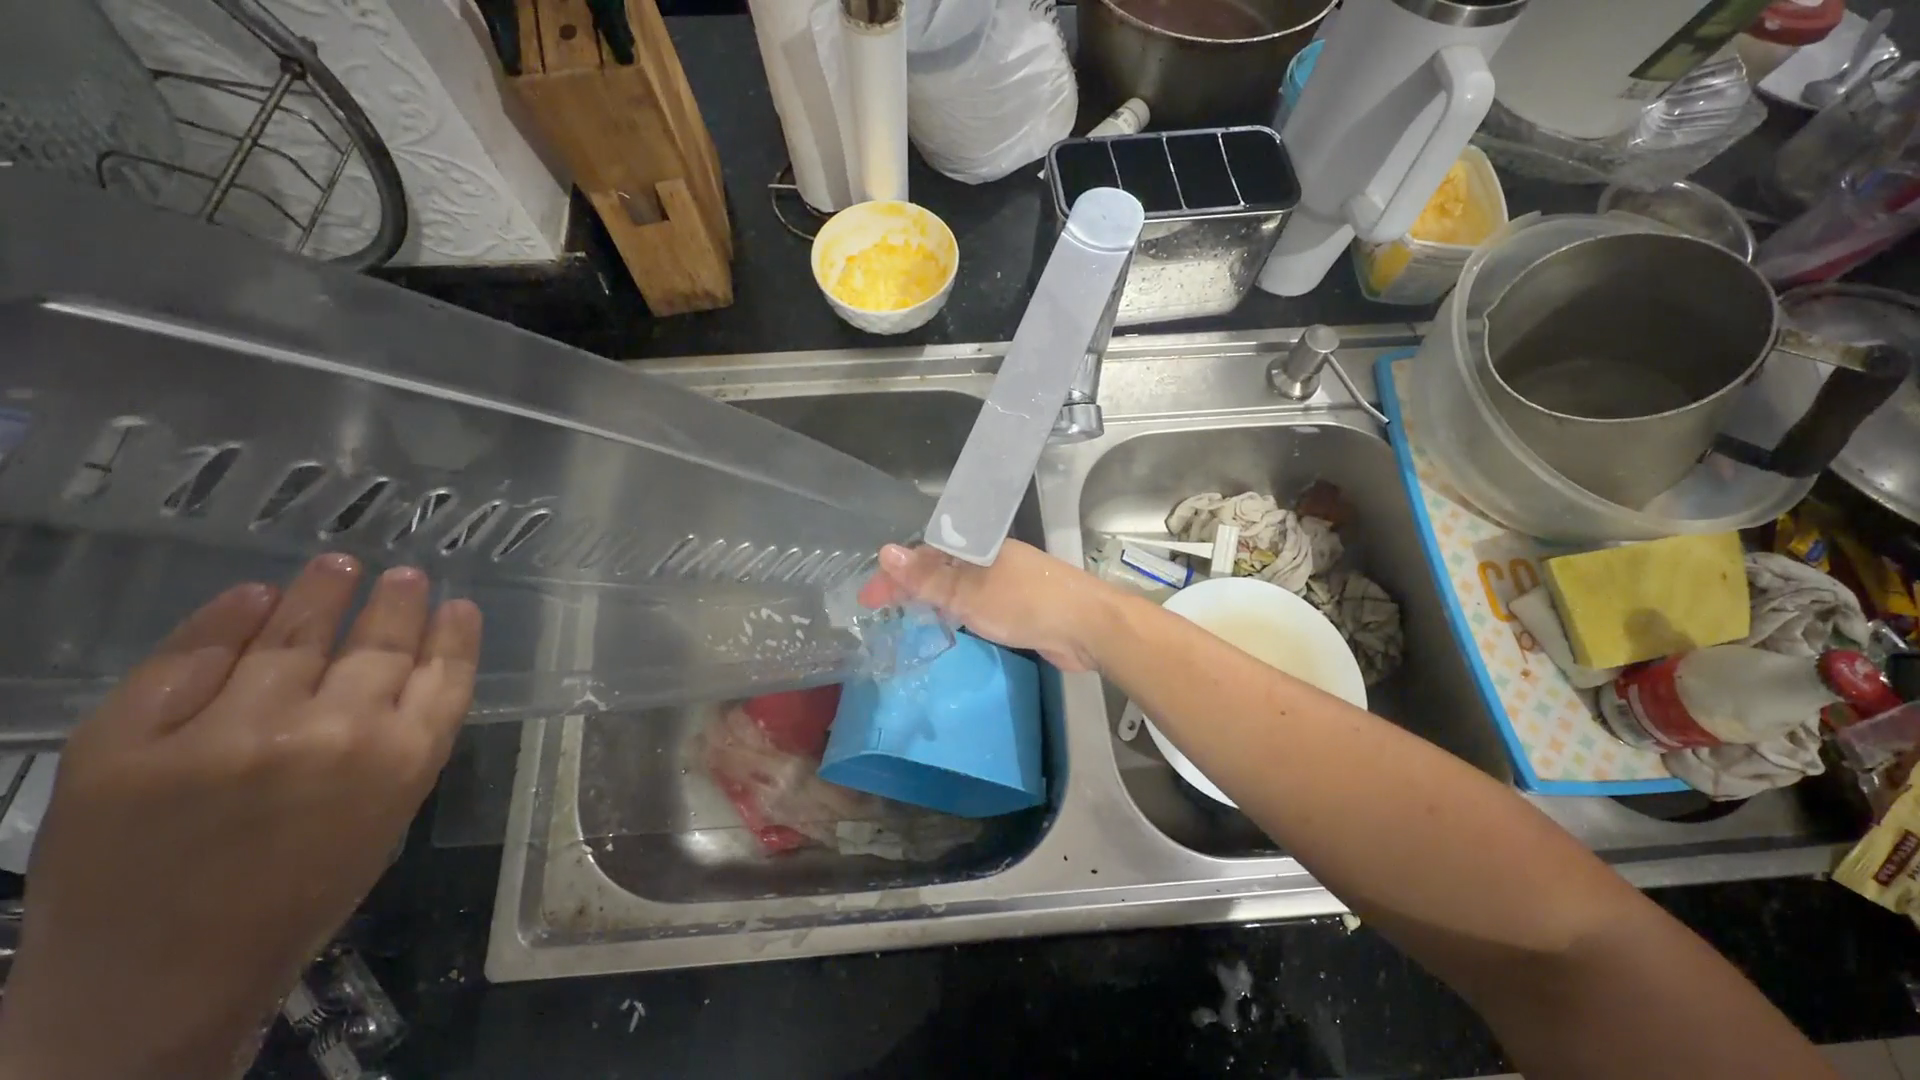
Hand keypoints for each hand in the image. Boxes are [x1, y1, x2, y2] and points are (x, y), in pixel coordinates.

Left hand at [0, 556, 480, 1079]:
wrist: (159, 979)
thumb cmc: (293, 901)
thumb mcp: (382, 823)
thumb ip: (403, 744)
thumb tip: (407, 663)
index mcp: (398, 764)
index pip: (444, 672)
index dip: (453, 632)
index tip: (457, 603)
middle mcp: (330, 734)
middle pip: (377, 642)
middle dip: (396, 602)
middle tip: (403, 573)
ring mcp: (229, 730)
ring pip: (291, 633)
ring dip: (321, 590)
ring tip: (336, 563)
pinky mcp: (135, 737)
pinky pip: (191, 655)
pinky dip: (225, 617)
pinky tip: (252, 594)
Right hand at [858, 540, 1121, 671]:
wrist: (1087, 627)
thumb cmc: (1027, 604)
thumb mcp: (970, 593)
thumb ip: (928, 578)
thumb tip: (885, 552)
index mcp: (977, 547)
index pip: (922, 554)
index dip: (893, 575)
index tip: (867, 598)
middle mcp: (988, 559)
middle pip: (937, 567)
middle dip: (906, 585)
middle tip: (878, 610)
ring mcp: (1003, 582)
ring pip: (955, 586)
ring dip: (929, 597)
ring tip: (902, 616)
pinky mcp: (1015, 606)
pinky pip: (973, 604)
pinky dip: (952, 611)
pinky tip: (944, 624)